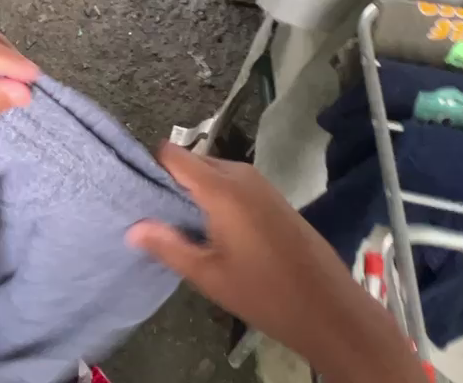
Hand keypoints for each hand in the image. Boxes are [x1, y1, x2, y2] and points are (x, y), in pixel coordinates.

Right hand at [128, 144, 424, 382]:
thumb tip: (133, 228)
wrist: (330, 309)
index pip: (172, 154)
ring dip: (197, 193)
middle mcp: (240, 174)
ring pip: (213, 174)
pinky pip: (233, 184)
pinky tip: (219, 234)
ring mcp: (260, 183)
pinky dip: (219, 198)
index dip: (152, 168)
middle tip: (161, 219)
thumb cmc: (265, 293)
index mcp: (220, 187)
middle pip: (192, 162)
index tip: (141, 194)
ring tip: (187, 230)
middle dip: (174, 184)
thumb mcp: (209, 275)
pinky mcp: (273, 196)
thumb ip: (168, 245)